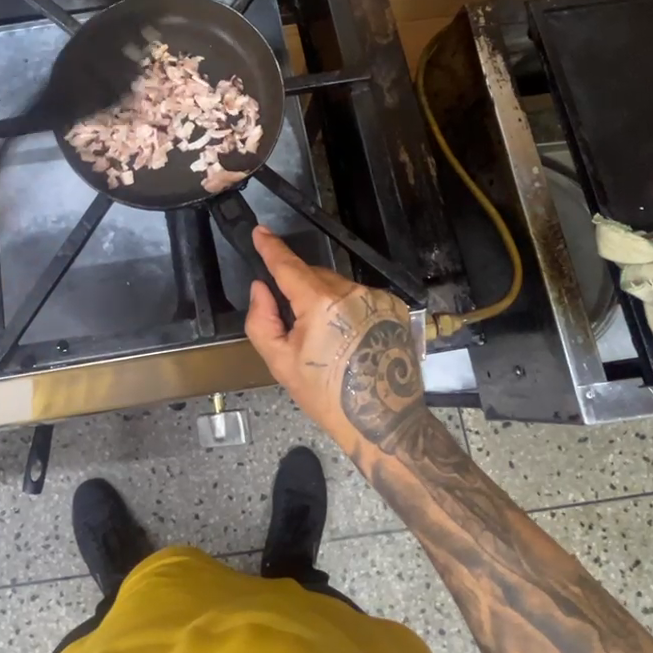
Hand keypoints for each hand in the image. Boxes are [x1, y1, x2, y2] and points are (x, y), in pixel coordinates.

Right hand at [243, 227, 425, 452]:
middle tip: (292, 323)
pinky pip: (357, 297)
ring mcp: (376, 297)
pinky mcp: (393, 307)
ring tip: (324, 339)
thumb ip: (262, 320)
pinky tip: (347, 338)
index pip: (289, 266)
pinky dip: (346, 308)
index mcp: (321, 304)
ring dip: (323, 299)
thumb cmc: (328, 396)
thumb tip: (261, 288)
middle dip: (298, 288)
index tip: (260, 231)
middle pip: (313, 276)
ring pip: (336, 286)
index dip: (271, 248)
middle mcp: (351, 292)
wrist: (384, 420)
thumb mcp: (281, 363)